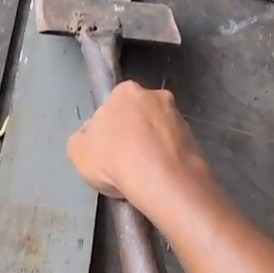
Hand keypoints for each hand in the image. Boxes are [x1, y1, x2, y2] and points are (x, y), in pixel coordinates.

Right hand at [67, 81, 218, 215]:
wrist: (162, 181)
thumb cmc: (114, 159)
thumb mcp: (77, 150)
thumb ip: (83, 137)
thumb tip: (92, 136)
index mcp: (126, 91)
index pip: (113, 105)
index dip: (107, 127)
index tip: (106, 147)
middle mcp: (156, 96)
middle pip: (139, 115)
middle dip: (133, 133)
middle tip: (122, 160)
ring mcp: (179, 118)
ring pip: (159, 132)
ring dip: (152, 148)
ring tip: (142, 175)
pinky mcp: (195, 140)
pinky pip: (174, 150)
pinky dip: (167, 161)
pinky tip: (158, 180)